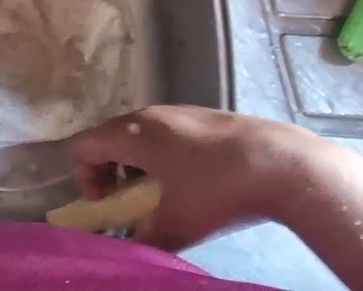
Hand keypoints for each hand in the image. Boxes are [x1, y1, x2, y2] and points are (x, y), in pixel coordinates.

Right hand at [69, 105, 337, 249]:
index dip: (85, 179)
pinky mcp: (199, 116)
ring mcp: (173, 112)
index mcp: (130, 134)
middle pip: (108, 139)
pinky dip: (162, 157)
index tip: (108, 207)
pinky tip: (195, 183)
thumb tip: (131, 251)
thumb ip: (146, 239)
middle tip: (132, 207)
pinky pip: (164, 134)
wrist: (279, 162)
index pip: (83, 146)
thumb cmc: (217, 189)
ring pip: (138, 136)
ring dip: (138, 167)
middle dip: (111, 175)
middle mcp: (145, 115)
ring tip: (165, 197)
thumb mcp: (179, 224)